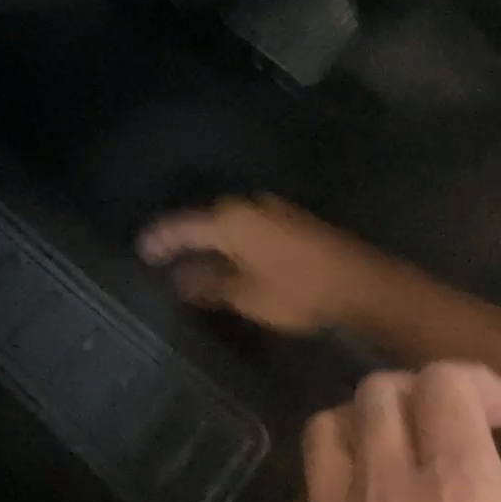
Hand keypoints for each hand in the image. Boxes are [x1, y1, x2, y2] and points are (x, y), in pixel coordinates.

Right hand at [136, 195, 384, 333]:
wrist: (359, 283)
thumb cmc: (298, 291)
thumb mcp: (246, 295)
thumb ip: (209, 285)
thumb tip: (180, 279)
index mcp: (231, 221)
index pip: (182, 226)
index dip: (159, 240)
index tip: (140, 251)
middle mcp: (250, 206)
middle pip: (207, 221)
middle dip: (185, 239)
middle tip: (164, 258)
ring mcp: (275, 210)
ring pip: (231, 224)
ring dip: (213, 240)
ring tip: (194, 261)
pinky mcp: (293, 220)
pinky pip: (251, 228)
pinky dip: (236, 242)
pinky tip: (233, 259)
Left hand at [288, 363, 500, 501]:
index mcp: (461, 495)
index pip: (445, 385)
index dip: (476, 381)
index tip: (500, 413)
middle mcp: (387, 492)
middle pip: (377, 391)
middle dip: (418, 391)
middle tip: (445, 424)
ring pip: (324, 427)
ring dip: (362, 425)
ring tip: (390, 454)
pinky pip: (302, 495)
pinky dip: (329, 488)